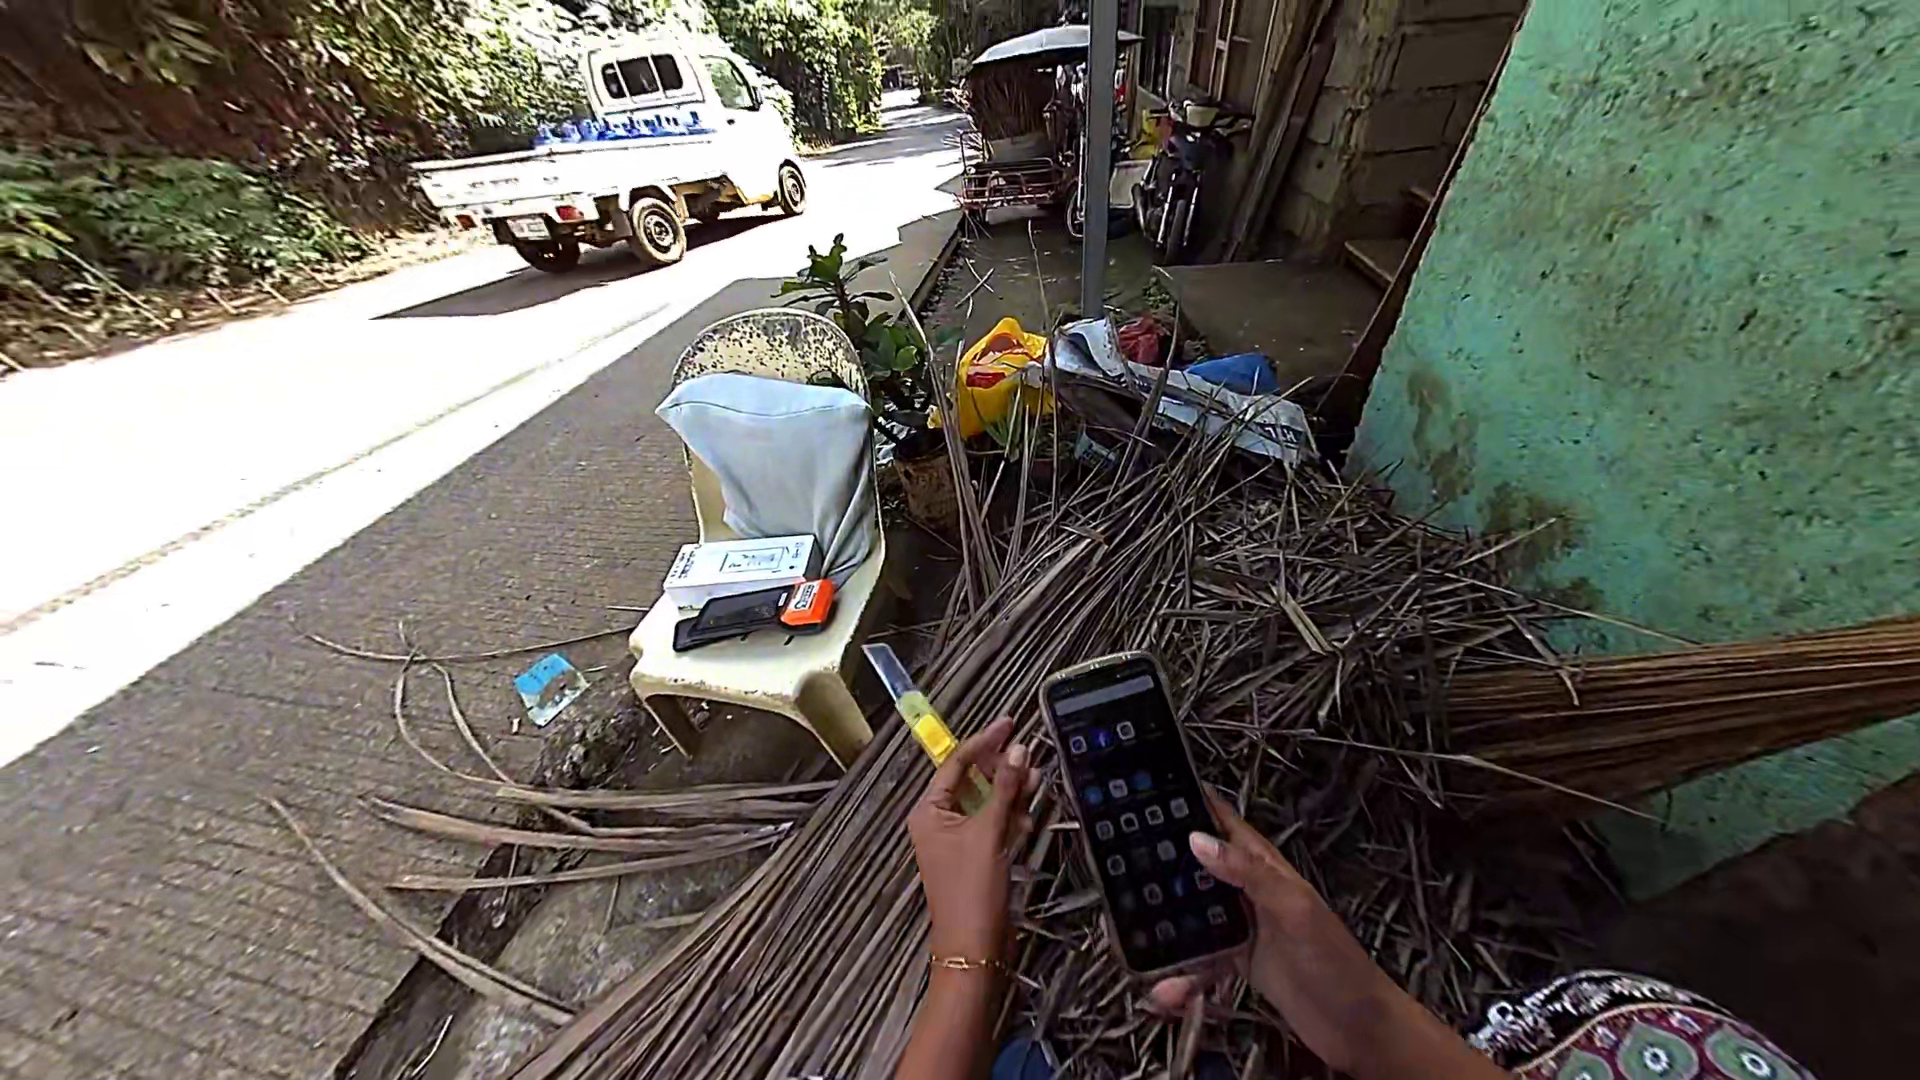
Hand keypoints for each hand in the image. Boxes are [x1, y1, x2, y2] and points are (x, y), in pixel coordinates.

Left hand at [906, 716, 1038, 958]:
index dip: (985, 741)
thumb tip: (1020, 749)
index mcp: (929, 809)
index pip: (957, 763)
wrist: (975, 952)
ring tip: (1037, 780)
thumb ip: (1006, 788)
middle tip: (1029, 754)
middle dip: (1002, 768)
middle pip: (973, 780)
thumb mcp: (989, 832)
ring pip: (987, 801)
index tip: (1009, 724)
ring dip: (1011, 791)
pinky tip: (1029, 812)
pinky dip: (1011, 815)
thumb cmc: (972, 888)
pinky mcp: (976, 854)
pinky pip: (993, 822)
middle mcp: (939, 818)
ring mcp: (958, 838)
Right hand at [1148, 790, 1403, 1075]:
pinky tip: (1165, 990)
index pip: (1214, 817)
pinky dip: (1180, 974)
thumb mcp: (1293, 909)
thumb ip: (1247, 872)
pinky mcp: (1233, 957)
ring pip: (1185, 910)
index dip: (1182, 799)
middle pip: (1189, 862)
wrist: (1362, 1033)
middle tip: (1116, 856)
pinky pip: (1196, 960)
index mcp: (1256, 862)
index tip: (1144, 790)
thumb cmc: (1337, 963)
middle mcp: (1240, 885)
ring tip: (1128, 933)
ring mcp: (1235, 921)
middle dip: (1156, 858)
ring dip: (1160, 922)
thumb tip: (1197, 838)